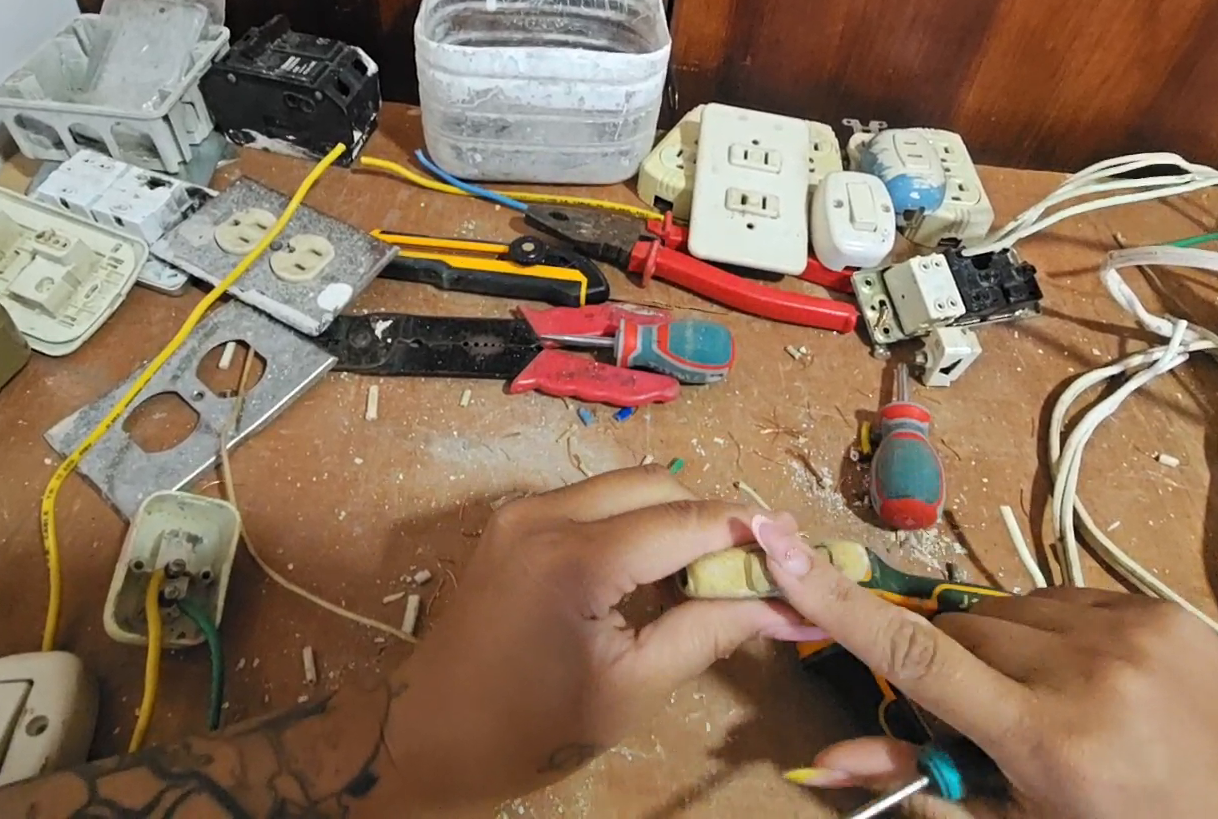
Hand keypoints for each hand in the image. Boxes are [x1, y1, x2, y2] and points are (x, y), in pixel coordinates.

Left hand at [376, 469, 822, 812]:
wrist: (428, 733)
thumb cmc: (529, 728)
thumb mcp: (629, 689)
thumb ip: (706, 633)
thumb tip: (779, 607)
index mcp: (574, 558)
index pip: (682, 523)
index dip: (742, 531)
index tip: (789, 546)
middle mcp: (546, 512)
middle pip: (654, 485)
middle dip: (706, 517)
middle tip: (742, 565)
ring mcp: (524, 509)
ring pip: (622, 485)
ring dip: (668, 515)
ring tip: (698, 570)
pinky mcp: (515, 518)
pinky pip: (592, 500)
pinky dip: (631, 520)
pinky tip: (646, 567)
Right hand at [752, 512, 1217, 817]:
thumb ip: (922, 784)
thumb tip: (825, 760)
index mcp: (1053, 742)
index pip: (914, 656)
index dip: (834, 597)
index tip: (776, 539)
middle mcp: (1088, 669)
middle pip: (958, 630)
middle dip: (955, 667)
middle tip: (995, 719)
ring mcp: (1130, 628)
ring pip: (1004, 612)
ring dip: (1004, 648)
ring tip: (1058, 702)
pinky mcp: (1160, 609)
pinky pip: (1059, 600)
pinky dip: (1053, 634)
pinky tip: (1097, 681)